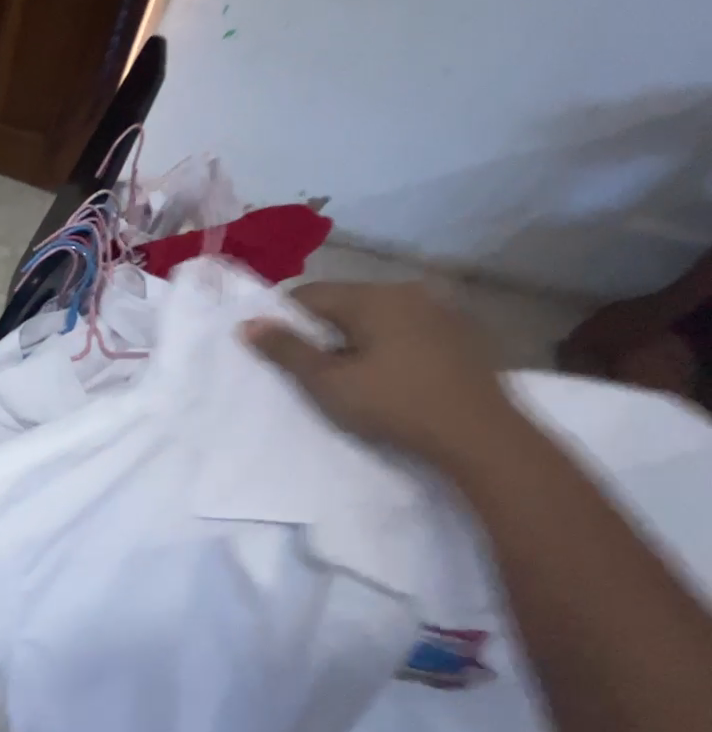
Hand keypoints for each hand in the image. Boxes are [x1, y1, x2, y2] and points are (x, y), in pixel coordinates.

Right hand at [243, 281, 519, 464]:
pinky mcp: (466, 335)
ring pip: (379, 315)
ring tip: (356, 374)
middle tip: (317, 369)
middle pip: (345, 302)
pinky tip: (395, 375)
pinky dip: (393, 344)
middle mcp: (409, 292)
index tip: (282, 353)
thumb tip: (248, 323)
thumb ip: (285, 349)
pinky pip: (411, 329)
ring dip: (360, 337)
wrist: (484, 439)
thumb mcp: (327, 382)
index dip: (286, 321)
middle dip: (324, 329)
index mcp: (373, 296)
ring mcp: (444, 311)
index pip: (308, 294)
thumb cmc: (394, 405)